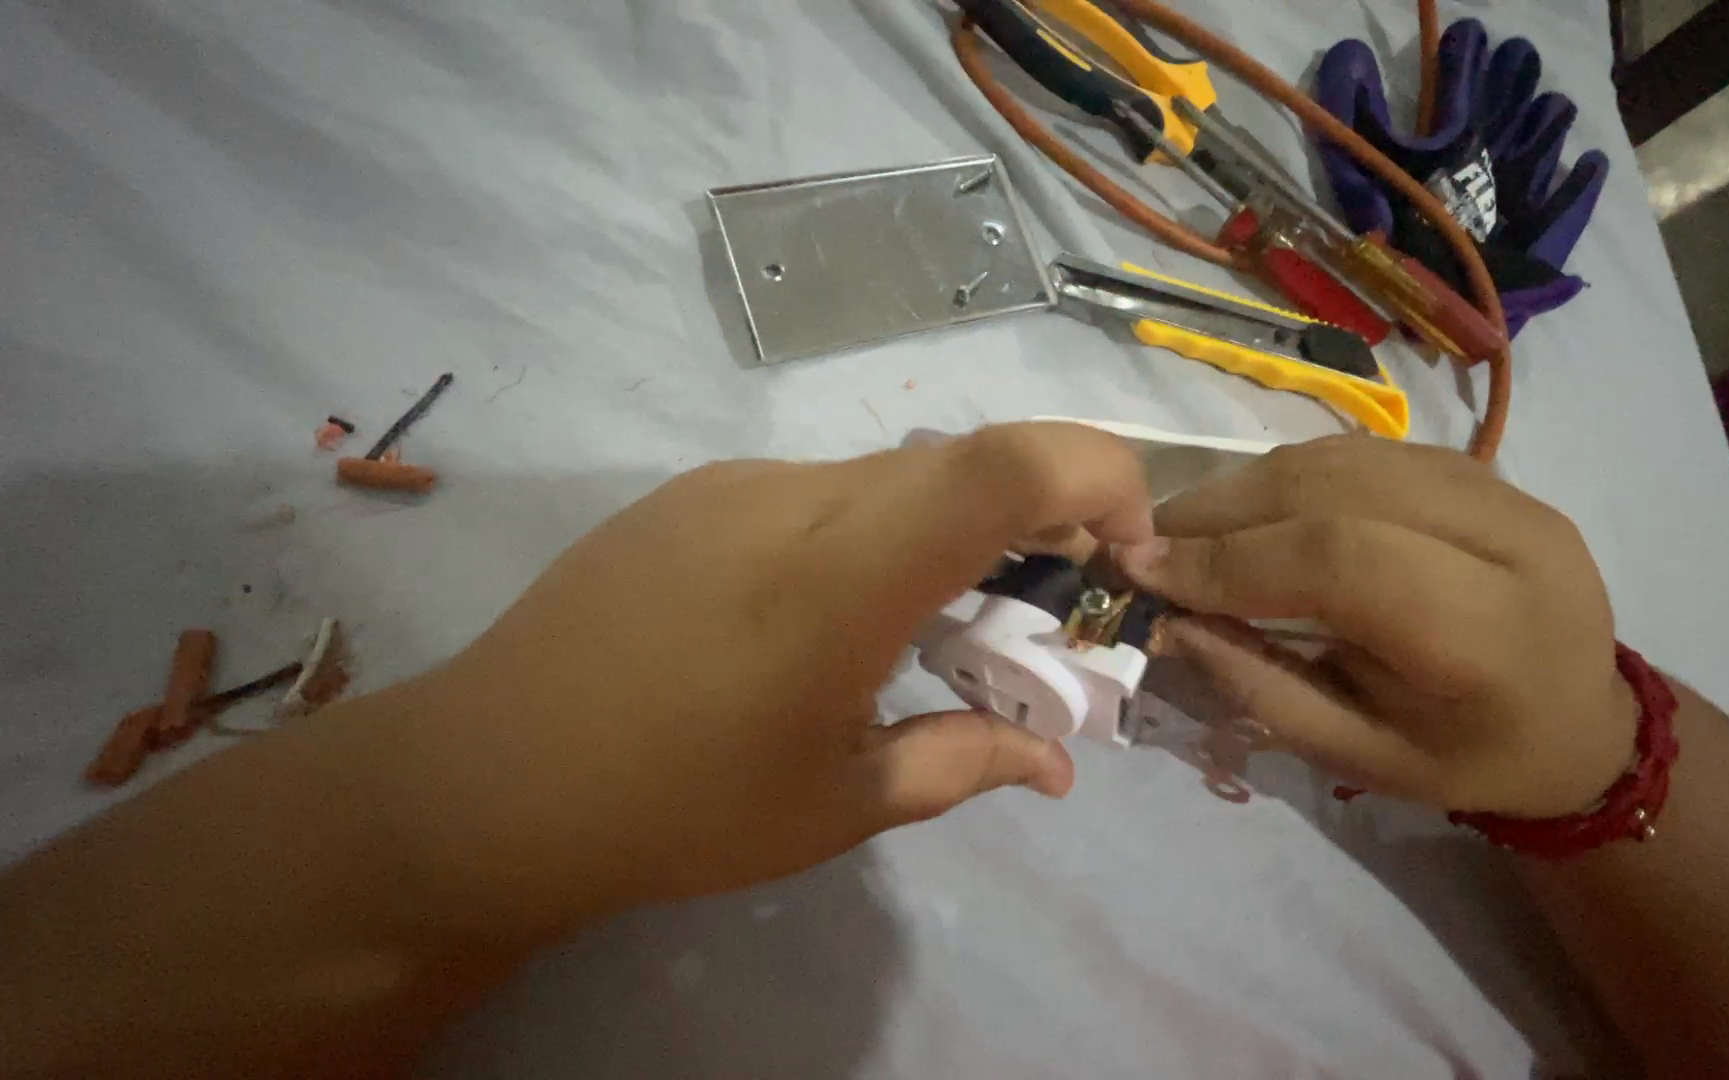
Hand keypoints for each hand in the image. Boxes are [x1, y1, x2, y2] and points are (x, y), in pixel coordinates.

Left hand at [382, 423, 1152, 932]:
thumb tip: (1058, 766)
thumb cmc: (677, 807)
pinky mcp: (701, 489)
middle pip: (963, 457)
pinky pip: (827, 487)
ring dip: (955, 523)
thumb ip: (965, 763)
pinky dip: (882, 526)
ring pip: (896, 472)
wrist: (489, 777)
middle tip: (1051, 592)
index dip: (1093, 473)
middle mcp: (795, 498)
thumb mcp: (839, 805)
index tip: (1124, 545)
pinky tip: (840, 602)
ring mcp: (741, 482)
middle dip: (1043, 507)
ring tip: (940, 610)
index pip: (997, 466)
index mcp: (841, 579)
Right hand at [1116, 436, 1635, 817]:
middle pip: (1331, 490)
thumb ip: (1261, 687)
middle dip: (1220, 513)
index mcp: (1491, 632)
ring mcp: (1498, 487)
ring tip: (1185, 526)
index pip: (1342, 562)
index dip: (1229, 559)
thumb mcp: (1358, 756)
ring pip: (1335, 458)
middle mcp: (1508, 536)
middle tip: (1149, 543)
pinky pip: (1351, 452)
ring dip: (1242, 487)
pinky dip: (1281, 476)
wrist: (1581, 719)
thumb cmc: (1466, 755)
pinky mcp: (1474, 467)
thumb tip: (1170, 617)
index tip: (1143, 571)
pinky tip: (1247, 509)